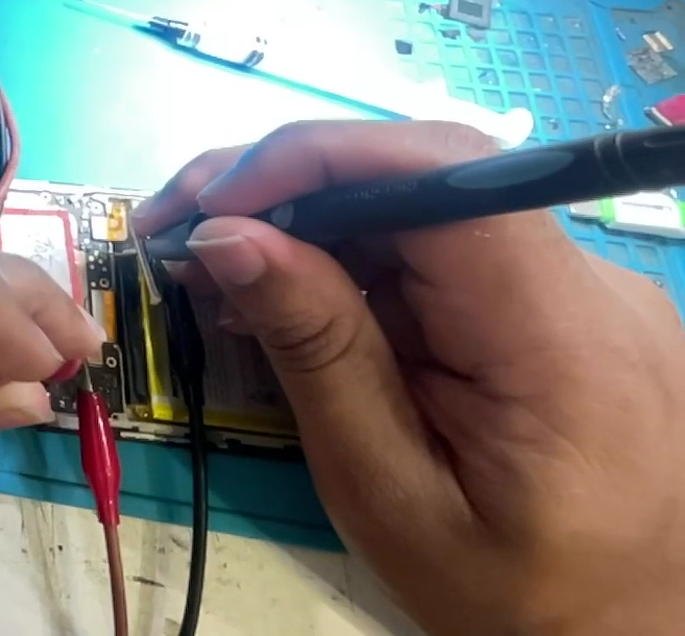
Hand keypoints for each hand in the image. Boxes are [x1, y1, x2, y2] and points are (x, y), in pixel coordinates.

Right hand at [134, 120, 684, 635]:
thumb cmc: (507, 594)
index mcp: (560, 339)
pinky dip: (318, 252)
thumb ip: (313, 348)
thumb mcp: (382, 483)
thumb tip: (225, 235)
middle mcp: (582, 287)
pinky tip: (262, 287)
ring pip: (393, 202)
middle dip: (269, 181)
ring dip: (281, 218)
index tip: (208, 202)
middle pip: (402, 174)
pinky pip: (408, 245)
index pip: (437, 175)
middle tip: (168, 220)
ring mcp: (560, 289)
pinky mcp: (529, 300)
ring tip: (197, 259)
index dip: (310, 159)